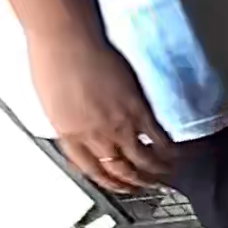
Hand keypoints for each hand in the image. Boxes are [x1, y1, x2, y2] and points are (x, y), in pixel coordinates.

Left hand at [28, 35, 173, 191]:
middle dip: (137, 182)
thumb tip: (81, 141)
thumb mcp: (51, 104)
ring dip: (158, 171)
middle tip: (147, 185)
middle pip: (122, 170)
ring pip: (145, 161)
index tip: (120, 186)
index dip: (109, 183)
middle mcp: (96, 136)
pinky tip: (175, 154)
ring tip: (166, 173)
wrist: (67, 41)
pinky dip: (170, 151)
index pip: (92, 170)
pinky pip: (160, 141)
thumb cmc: (53, 62)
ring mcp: (121, 126)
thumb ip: (69, 127)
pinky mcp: (141, 113)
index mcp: (69, 134)